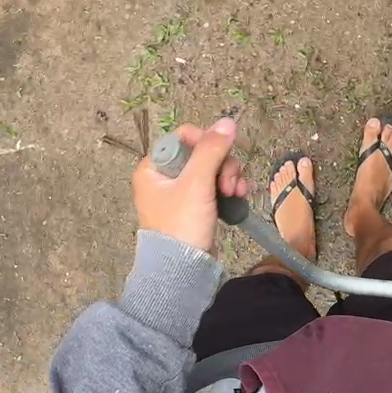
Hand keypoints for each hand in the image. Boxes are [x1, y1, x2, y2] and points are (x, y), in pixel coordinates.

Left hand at [132, 118, 250, 252]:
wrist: (182, 271)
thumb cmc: (182, 224)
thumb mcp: (197, 183)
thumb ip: (212, 150)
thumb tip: (228, 121)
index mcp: (153, 167)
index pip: (184, 137)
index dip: (207, 142)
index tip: (222, 156)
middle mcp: (163, 177)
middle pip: (202, 153)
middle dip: (223, 165)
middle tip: (230, 184)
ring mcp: (179, 193)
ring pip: (212, 170)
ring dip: (229, 177)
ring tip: (236, 194)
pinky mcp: (194, 208)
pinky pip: (214, 187)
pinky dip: (227, 190)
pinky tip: (238, 199)